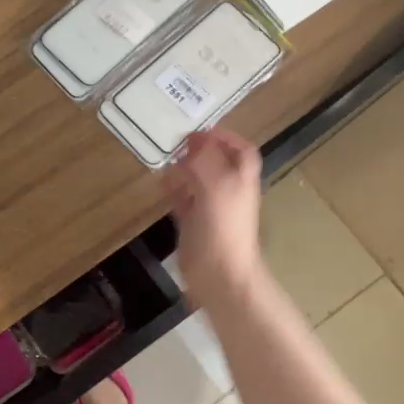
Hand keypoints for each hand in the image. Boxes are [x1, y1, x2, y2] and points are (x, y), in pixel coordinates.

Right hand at [163, 128, 264, 305]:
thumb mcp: (217, 184)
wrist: (219, 272)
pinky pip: (183, 202)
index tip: (201, 131)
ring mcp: (211, 210)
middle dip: (200, 152)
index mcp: (241, 180)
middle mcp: (229, 192)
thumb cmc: (223, 226)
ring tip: (166, 160)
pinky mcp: (194, 225)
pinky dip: (173, 190)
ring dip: (184, 169)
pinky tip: (161, 183)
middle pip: (218, 164)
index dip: (226, 137)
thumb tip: (194, 144)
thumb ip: (206, 160)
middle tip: (178, 143)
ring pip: (198, 182)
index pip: (241, 150)